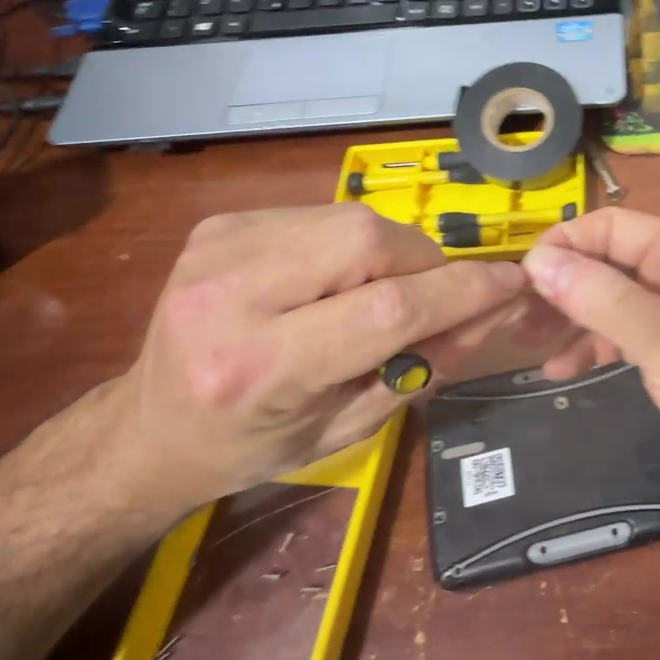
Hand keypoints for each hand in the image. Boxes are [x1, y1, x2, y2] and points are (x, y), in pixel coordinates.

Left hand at [105, 204, 526, 510]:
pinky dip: (355, 241)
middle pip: (368, 242)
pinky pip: (324, 214)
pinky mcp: (219, 223)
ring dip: (394, 250)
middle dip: (426, 263)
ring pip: (351, 217)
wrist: (147, 428)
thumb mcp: (347, 428)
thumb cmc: (253, 445)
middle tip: (437, 294)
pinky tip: (339, 276)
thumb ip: (424, 366)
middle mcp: (230, 296)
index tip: (512, 284)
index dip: (463, 291)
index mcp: (260, 368)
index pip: (387, 309)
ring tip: (386, 288)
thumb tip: (494, 312)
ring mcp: (218, 249)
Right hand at [521, 208, 659, 516]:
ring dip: (571, 318)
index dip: (565, 244)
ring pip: (611, 300)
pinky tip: (563, 371)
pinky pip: (623, 335)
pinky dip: (593, 347)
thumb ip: (603, 300)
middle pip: (608, 262)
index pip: (612, 226)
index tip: (519, 280)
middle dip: (562, 286)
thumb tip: (537, 262)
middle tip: (514, 321)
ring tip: (528, 347)